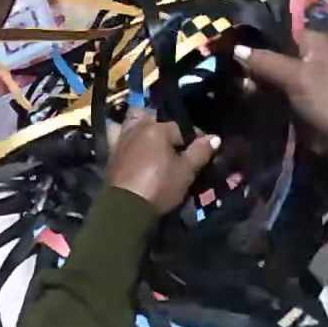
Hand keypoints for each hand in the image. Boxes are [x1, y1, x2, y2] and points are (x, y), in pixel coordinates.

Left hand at [106, 111, 221, 212]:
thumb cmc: (159, 186)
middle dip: (165, 129)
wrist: (126, 206)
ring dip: (143, 126)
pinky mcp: (111, 151)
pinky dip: (124, 134)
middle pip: (155, 120)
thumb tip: (215, 137)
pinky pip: (118, 134)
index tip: (197, 153)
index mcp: (158, 128)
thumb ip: (200, 152)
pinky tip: (130, 142)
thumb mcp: (185, 171)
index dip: (191, 140)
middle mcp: (138, 128)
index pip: (180, 128)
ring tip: (153, 141)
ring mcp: (122, 138)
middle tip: (174, 147)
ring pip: (134, 122)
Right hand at [233, 29, 327, 139]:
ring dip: (257, 80)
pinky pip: (278, 90)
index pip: (280, 31)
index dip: (256, 38)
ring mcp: (307, 77)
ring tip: (233, 83)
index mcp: (315, 41)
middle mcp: (311, 55)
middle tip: (229, 68)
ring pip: (274, 73)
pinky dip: (264, 93)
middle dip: (254, 62)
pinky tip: (245, 94)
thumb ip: (264, 61)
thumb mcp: (294, 75)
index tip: (232, 46)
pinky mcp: (303, 97)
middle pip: (275, 53)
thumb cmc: (326, 96)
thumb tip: (235, 48)